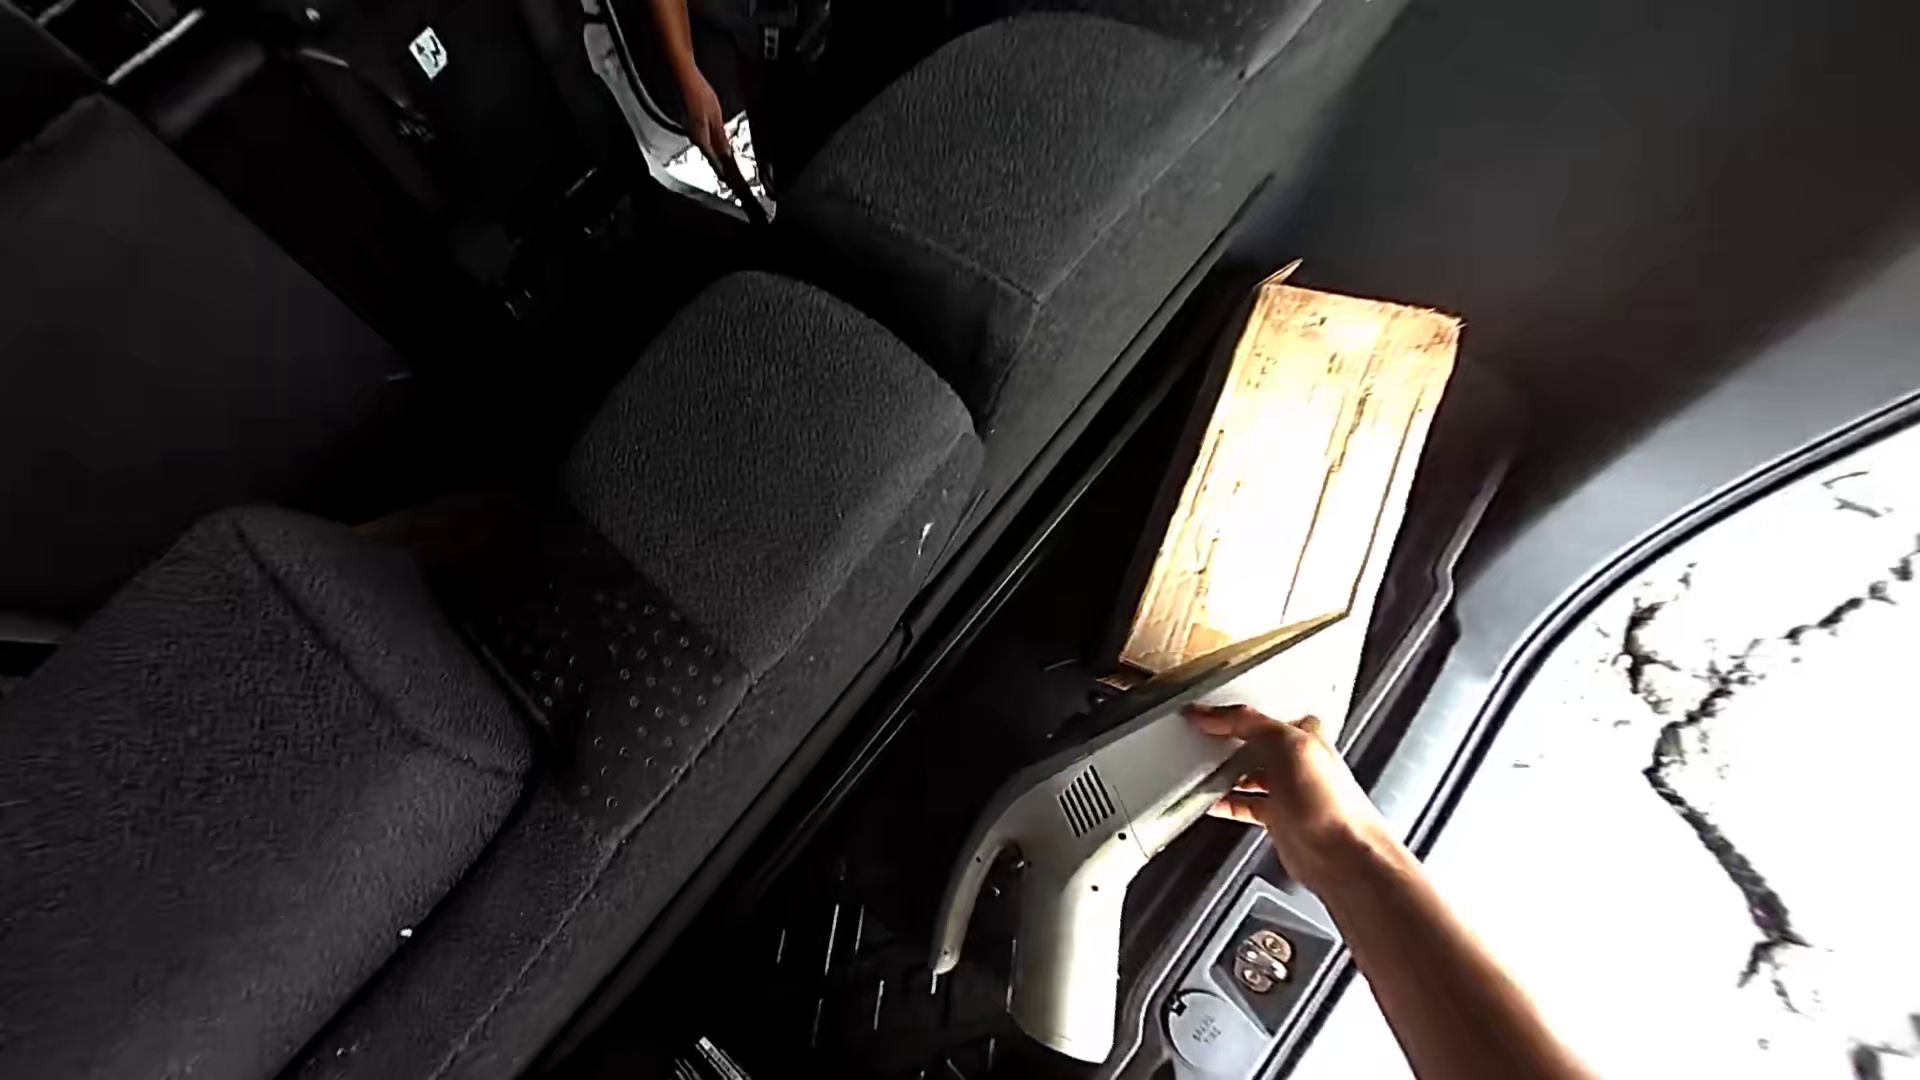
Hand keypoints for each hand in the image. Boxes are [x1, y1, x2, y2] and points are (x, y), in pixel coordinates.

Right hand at [676, 67, 733, 173]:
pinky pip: (703, 139)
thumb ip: (721, 138)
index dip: (722, 172)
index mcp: (701, 139)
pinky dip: (711, 144)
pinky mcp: (691, 124)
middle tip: (728, 175)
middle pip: (710, 156)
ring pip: (707, 147)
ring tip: (725, 163)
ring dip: (716, 155)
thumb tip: (726, 153)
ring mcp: (691, 131)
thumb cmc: (699, 94)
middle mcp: (694, 138)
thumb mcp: (717, 118)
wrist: (685, 78)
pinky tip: (717, 144)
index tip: (729, 180)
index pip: (714, 161)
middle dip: (719, 165)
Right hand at [1185, 704, 1400, 894]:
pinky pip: (1242, 804)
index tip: (1205, 711)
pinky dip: (1224, 801)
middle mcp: (1297, 761)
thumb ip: (1246, 723)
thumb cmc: (1331, 804)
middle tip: (1199, 737)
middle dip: (1225, 740)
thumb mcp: (1285, 744)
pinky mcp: (1277, 818)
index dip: (1235, 710)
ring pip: (1246, 773)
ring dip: (1222, 772)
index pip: (1263, 713)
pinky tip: (1209, 800)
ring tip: (1199, 767)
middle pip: (1252, 743)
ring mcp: (1287, 791)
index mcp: (1305, 735)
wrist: (1345, 861)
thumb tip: (1208, 713)